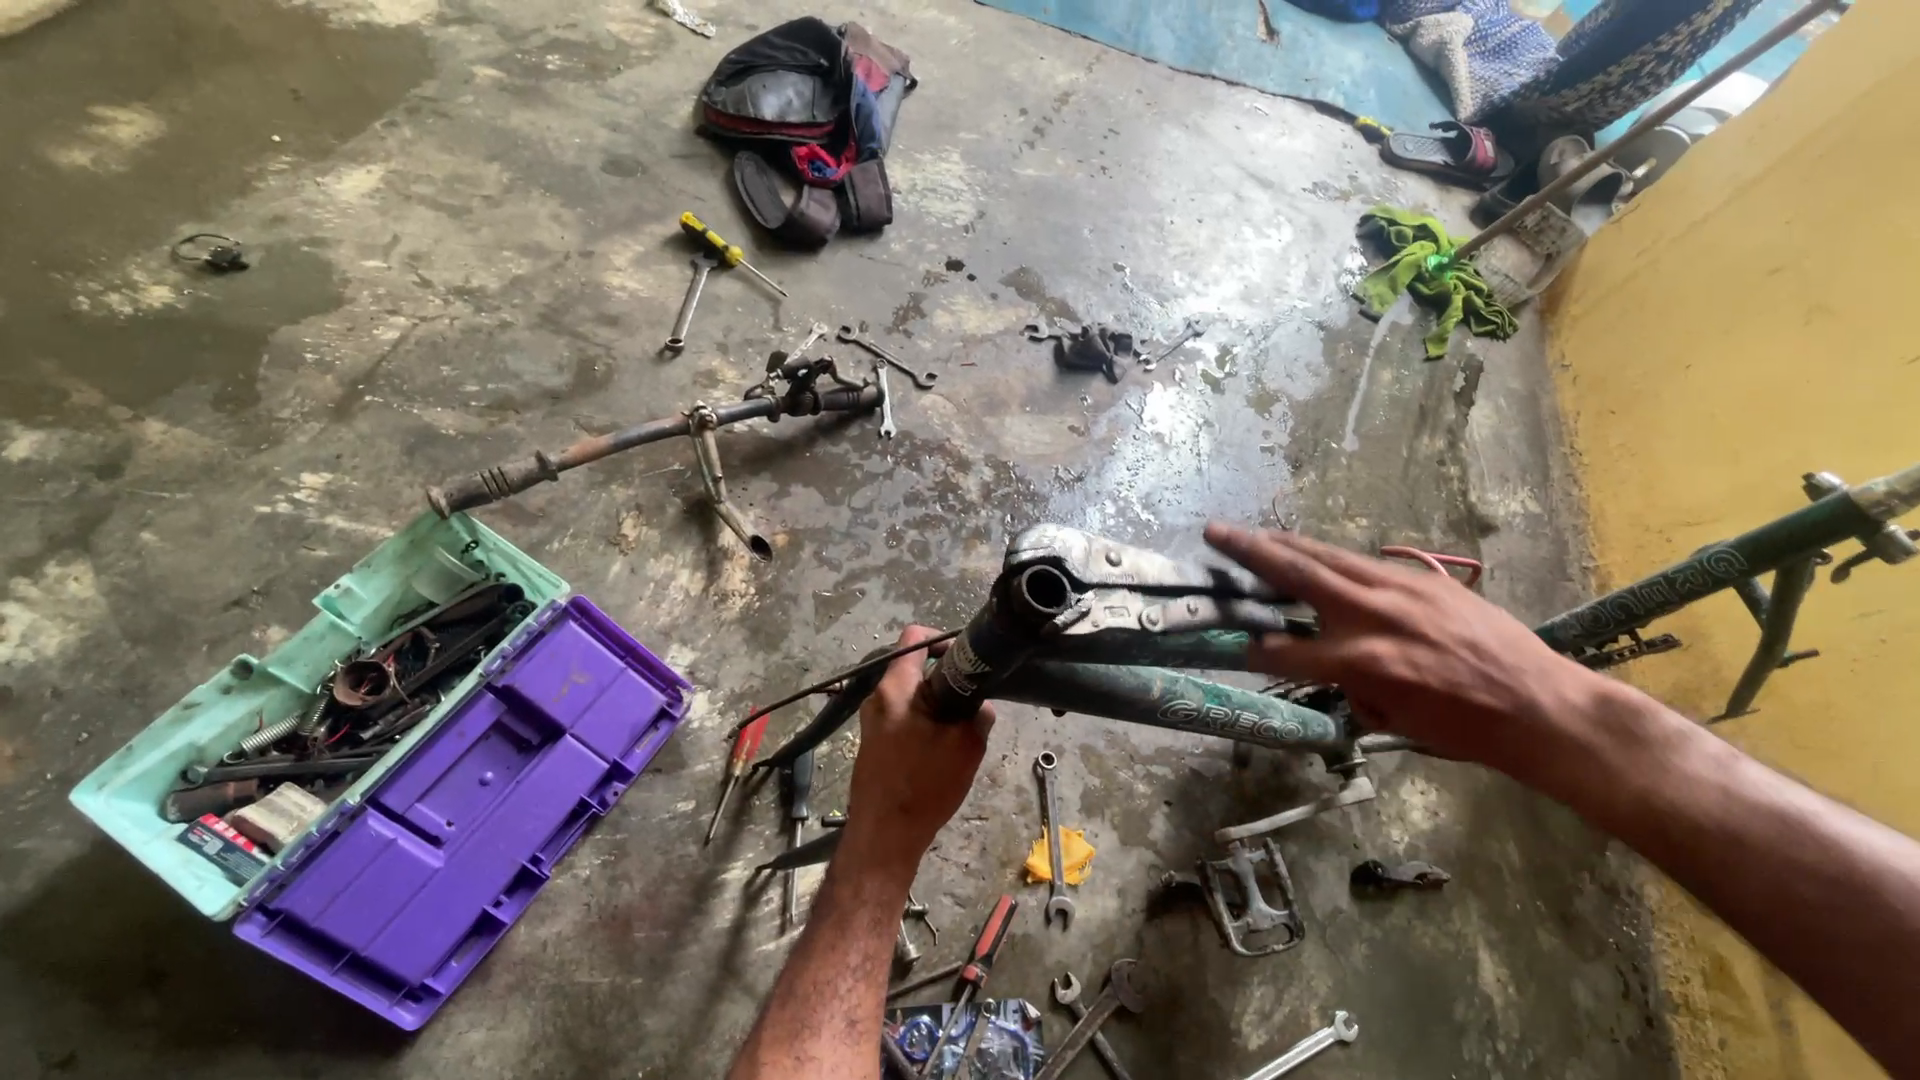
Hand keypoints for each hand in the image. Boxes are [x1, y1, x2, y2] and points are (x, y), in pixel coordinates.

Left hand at [842, 626, 995, 874]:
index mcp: (895, 688)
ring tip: (961, 730)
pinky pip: (903, 718)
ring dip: (937, 707)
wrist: (884, 835)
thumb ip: (978, 714)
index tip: (968, 659)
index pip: (915, 637)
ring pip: (912, 697)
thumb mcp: (966, 746)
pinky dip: (924, 724)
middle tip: (973, 700)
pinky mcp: (873, 743)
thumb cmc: (924, 785)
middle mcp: (878, 697)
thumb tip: (979, 704)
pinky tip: (942, 751)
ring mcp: (871, 721)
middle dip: (947, 681)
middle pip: (915, 669)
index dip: (945, 639)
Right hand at [1204, 523, 1614, 775]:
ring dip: (1285, 543)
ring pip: (1327, 556)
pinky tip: (1315, 553)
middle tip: (1215, 532)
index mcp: (1359, 662)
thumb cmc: (1464, 728)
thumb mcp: (1390, 716)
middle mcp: (1370, 617)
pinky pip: (1362, 562)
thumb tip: (1322, 661)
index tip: (1236, 641)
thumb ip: (1347, 683)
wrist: (1539, 706)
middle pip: (1296, 574)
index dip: (1255, 647)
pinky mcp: (1422, 580)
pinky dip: (1330, 557)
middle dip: (1249, 552)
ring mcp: (1398, 590)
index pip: (1284, 650)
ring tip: (1253, 532)